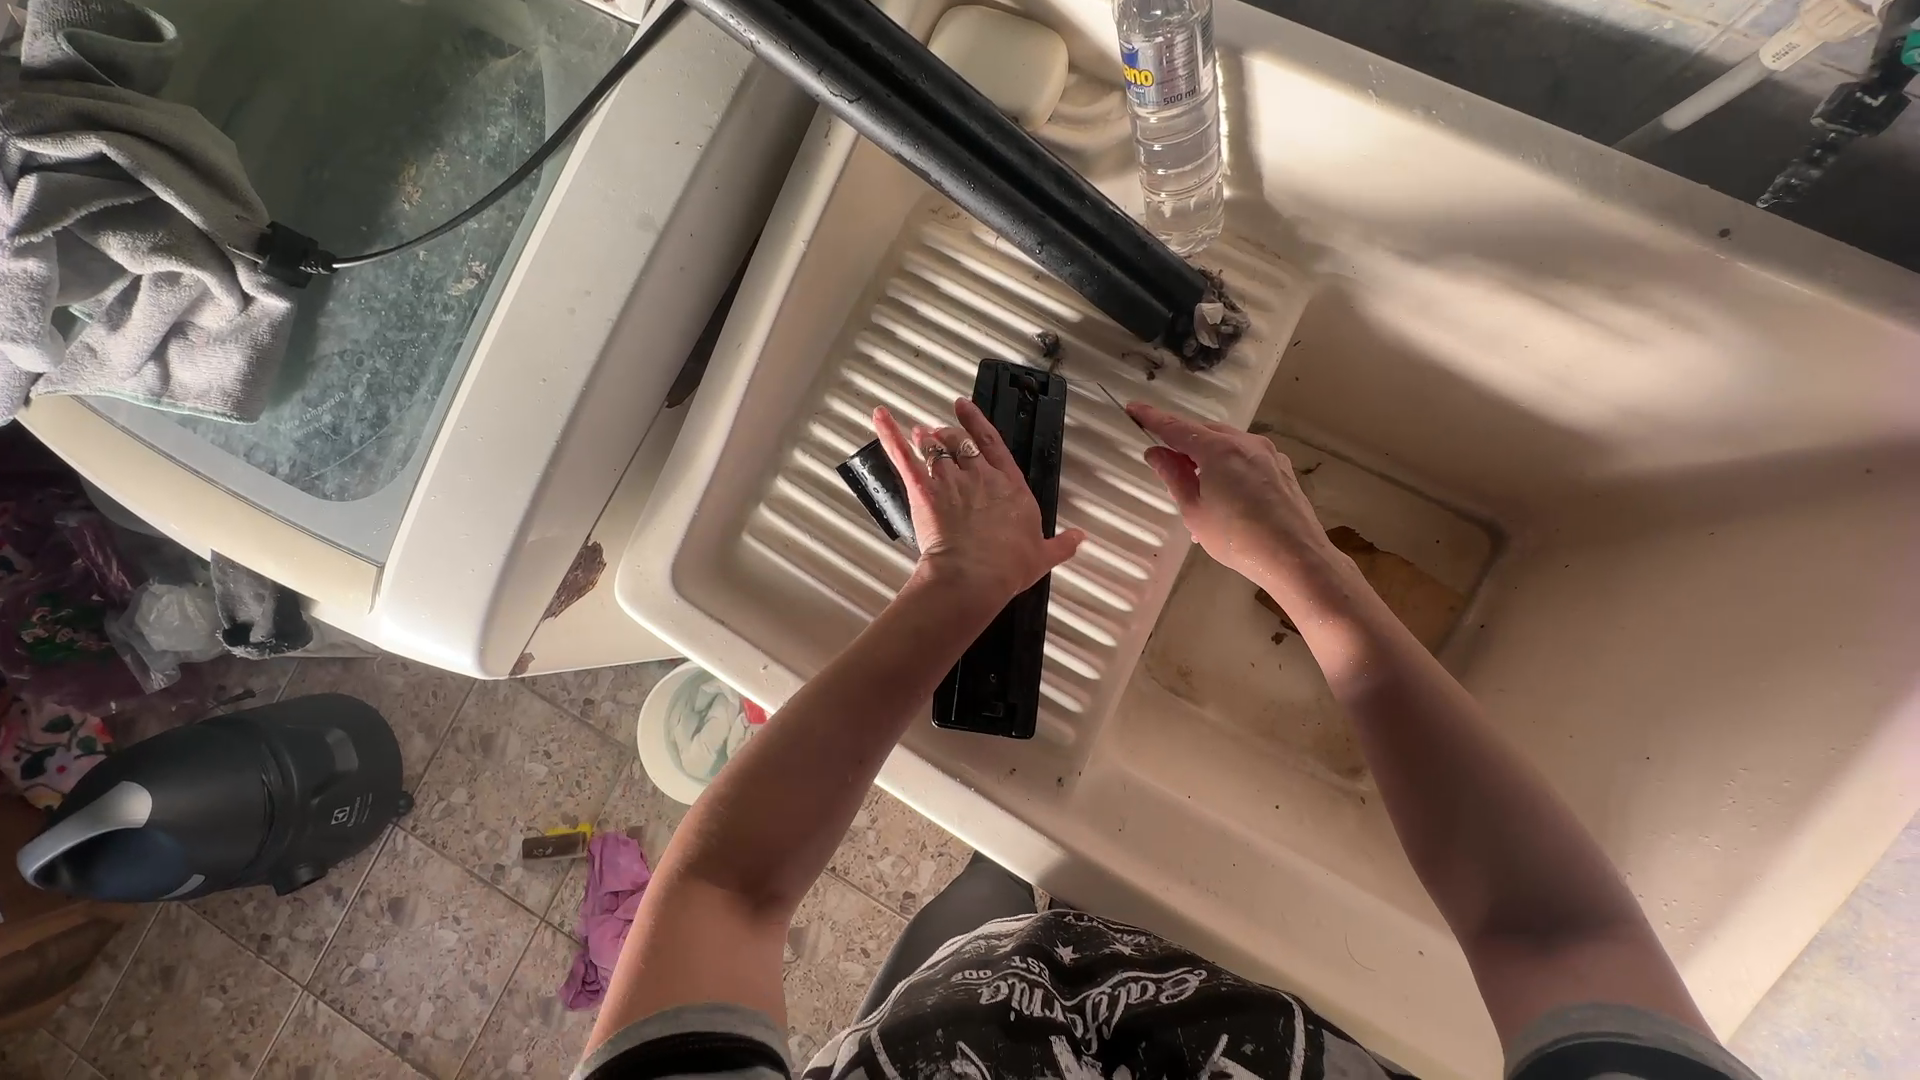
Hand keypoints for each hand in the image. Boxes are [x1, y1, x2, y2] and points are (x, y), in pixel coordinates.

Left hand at [873, 399, 1084, 605]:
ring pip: (934, 449)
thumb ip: (1062, 544)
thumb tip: (1081, 538)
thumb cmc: (1009, 566)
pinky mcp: (924, 491)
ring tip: (920, 434)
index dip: (977, 423)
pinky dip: (889, 435)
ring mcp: (950, 480)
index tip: (966, 407)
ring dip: (926, 439)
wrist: (976, 575)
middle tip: (939, 432)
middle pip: (960, 444)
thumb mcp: (1043, 555)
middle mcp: (979, 476)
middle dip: (949, 436)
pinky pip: (904, 457)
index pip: (992, 444)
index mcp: (1009, 485)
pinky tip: (880, 416)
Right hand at [1127, 402, 1339, 591]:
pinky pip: (1246, 459)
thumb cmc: (1236, 538)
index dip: (1152, 418)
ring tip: (1196, 490)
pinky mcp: (1281, 470)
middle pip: (1205, 432)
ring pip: (1227, 445)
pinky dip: (1228, 468)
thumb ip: (1173, 476)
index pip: (1177, 428)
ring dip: (1206, 457)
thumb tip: (1156, 453)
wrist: (1295, 557)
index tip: (1134, 409)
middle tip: (1165, 463)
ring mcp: (1268, 455)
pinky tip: (1225, 497)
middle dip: (1183, 442)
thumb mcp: (1194, 510)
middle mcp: (1245, 443)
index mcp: (1218, 450)